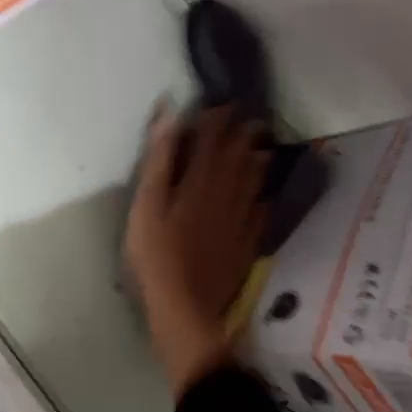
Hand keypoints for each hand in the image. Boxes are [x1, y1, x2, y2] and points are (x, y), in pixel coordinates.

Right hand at [123, 104, 271, 397]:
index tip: (224, 102)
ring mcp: (240, 221)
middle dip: (244, 135)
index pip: (213, 140)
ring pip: (253, 182)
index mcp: (200, 180)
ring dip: (257, 160)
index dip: (219, 119)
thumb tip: (170, 112)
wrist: (186, 310)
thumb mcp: (147, 201)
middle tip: (251, 117)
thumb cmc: (157, 253)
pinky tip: (264, 194)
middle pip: (239, 158)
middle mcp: (226, 194)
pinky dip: (262, 196)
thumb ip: (160, 156)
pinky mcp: (246, 244)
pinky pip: (260, 212)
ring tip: (263, 145)